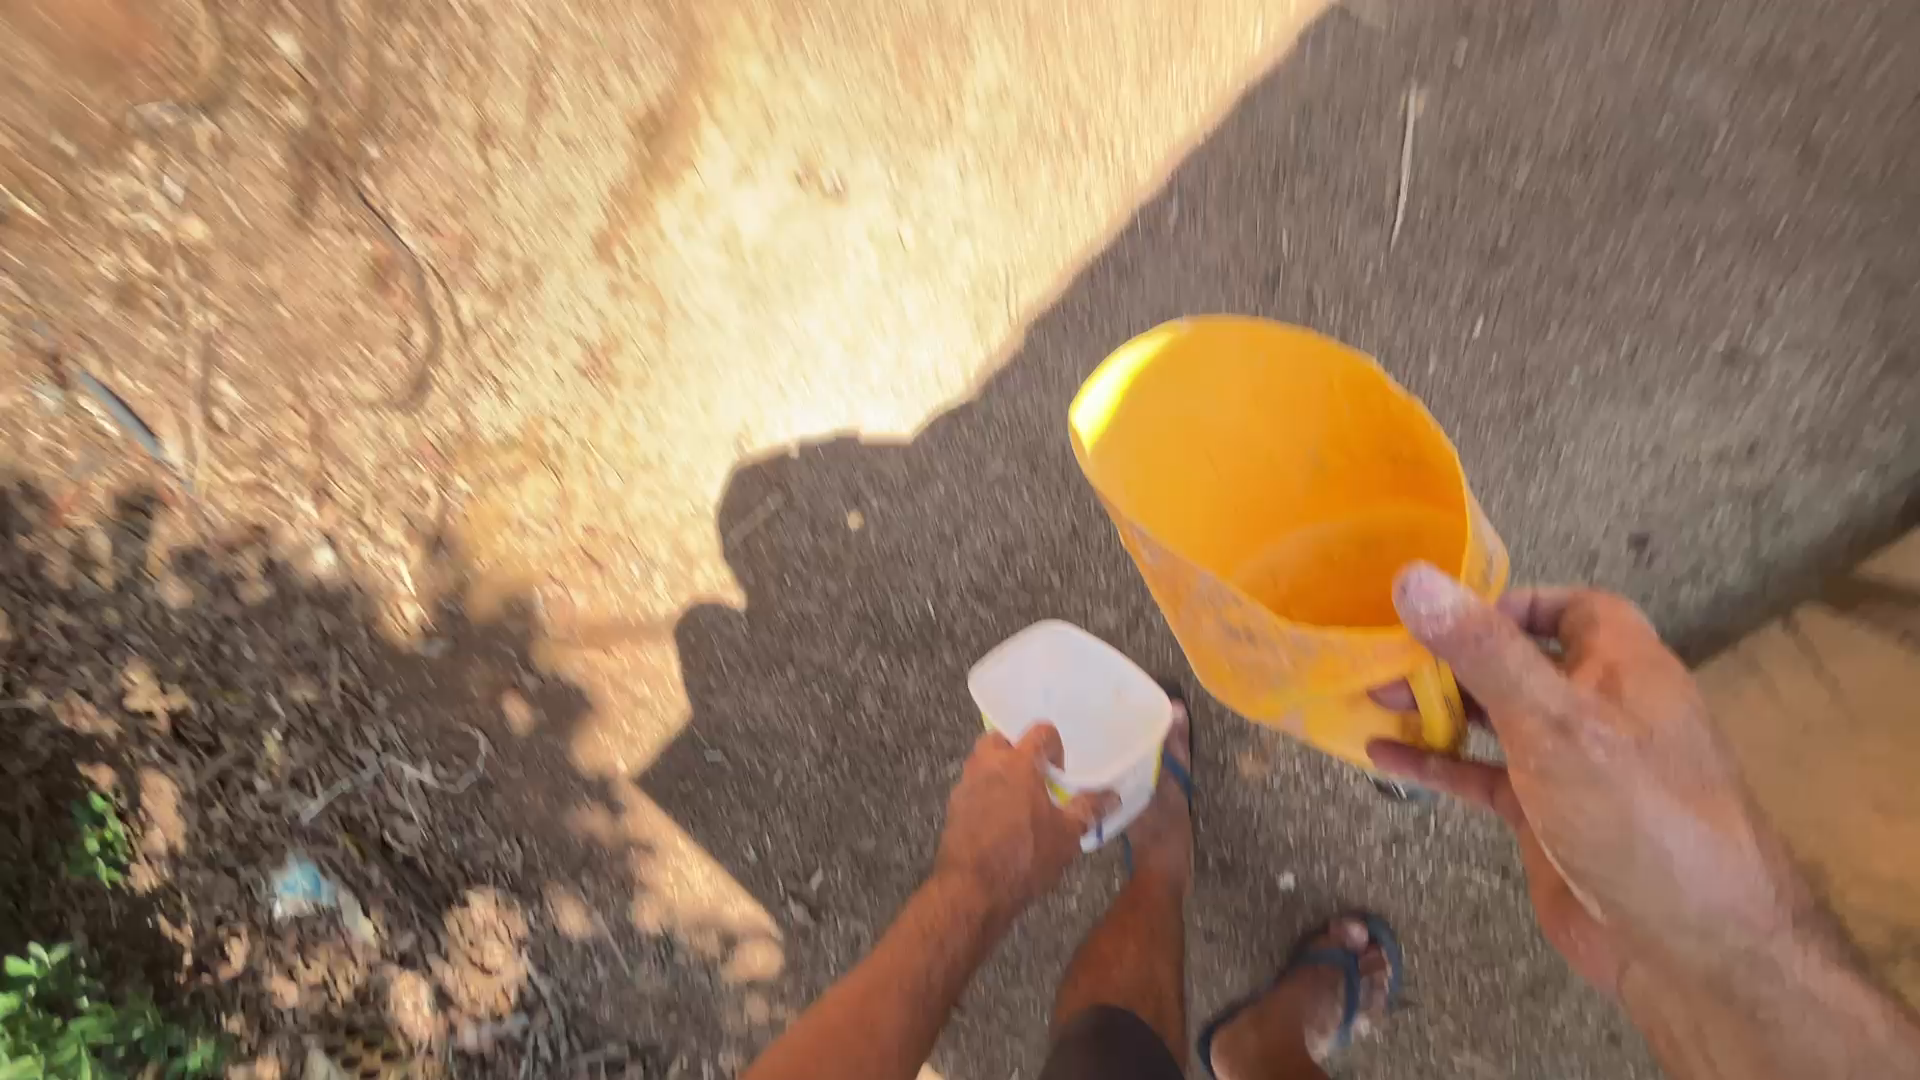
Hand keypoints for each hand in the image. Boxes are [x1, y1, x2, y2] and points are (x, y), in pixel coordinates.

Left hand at [934, 726, 1115, 924]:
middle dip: (1018, 750)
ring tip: (1018, 799)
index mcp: (1019, 762)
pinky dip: (985, 792)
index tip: (1059, 771)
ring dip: (999, 770)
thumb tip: (1112, 795)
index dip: (1054, 745)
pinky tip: (999, 819)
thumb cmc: (1025, 857)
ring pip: (982, 761)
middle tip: (1034, 776)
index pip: (1039, 731)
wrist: (973, 889)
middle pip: (1001, 738)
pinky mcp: (954, 805)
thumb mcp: (1066, 836)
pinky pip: (972, 786)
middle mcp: (988, 764)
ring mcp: (967, 783)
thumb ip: (1088, 809)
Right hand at [1367, 563, 1806, 993]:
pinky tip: (1381, 754)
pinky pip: (1480, 772)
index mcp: (1624, 672)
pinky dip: (1434, 760)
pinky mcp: (1544, 813)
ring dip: (1436, 704)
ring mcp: (1571, 765)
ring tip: (1374, 695)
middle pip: (1519, 660)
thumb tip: (1412, 577)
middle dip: (1453, 654)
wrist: (1693, 954)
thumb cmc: (1633, 813)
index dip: (1516, 600)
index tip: (1448, 611)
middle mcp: (1599, 710)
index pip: (1577, 608)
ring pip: (1495, 716)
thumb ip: (1481, 649)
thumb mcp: (1552, 719)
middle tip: (1387, 654)